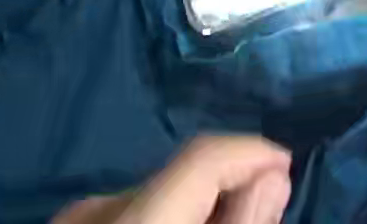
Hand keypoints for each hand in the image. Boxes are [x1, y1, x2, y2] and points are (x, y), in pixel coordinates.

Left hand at [51, 135, 292, 223]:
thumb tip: (273, 174)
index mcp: (134, 216)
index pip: (201, 156)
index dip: (251, 150)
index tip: (290, 163)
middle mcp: (98, 202)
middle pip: (180, 175)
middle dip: (229, 183)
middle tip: (266, 208)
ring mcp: (76, 214)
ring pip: (154, 194)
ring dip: (196, 205)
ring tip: (228, 216)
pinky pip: (129, 211)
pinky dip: (164, 216)